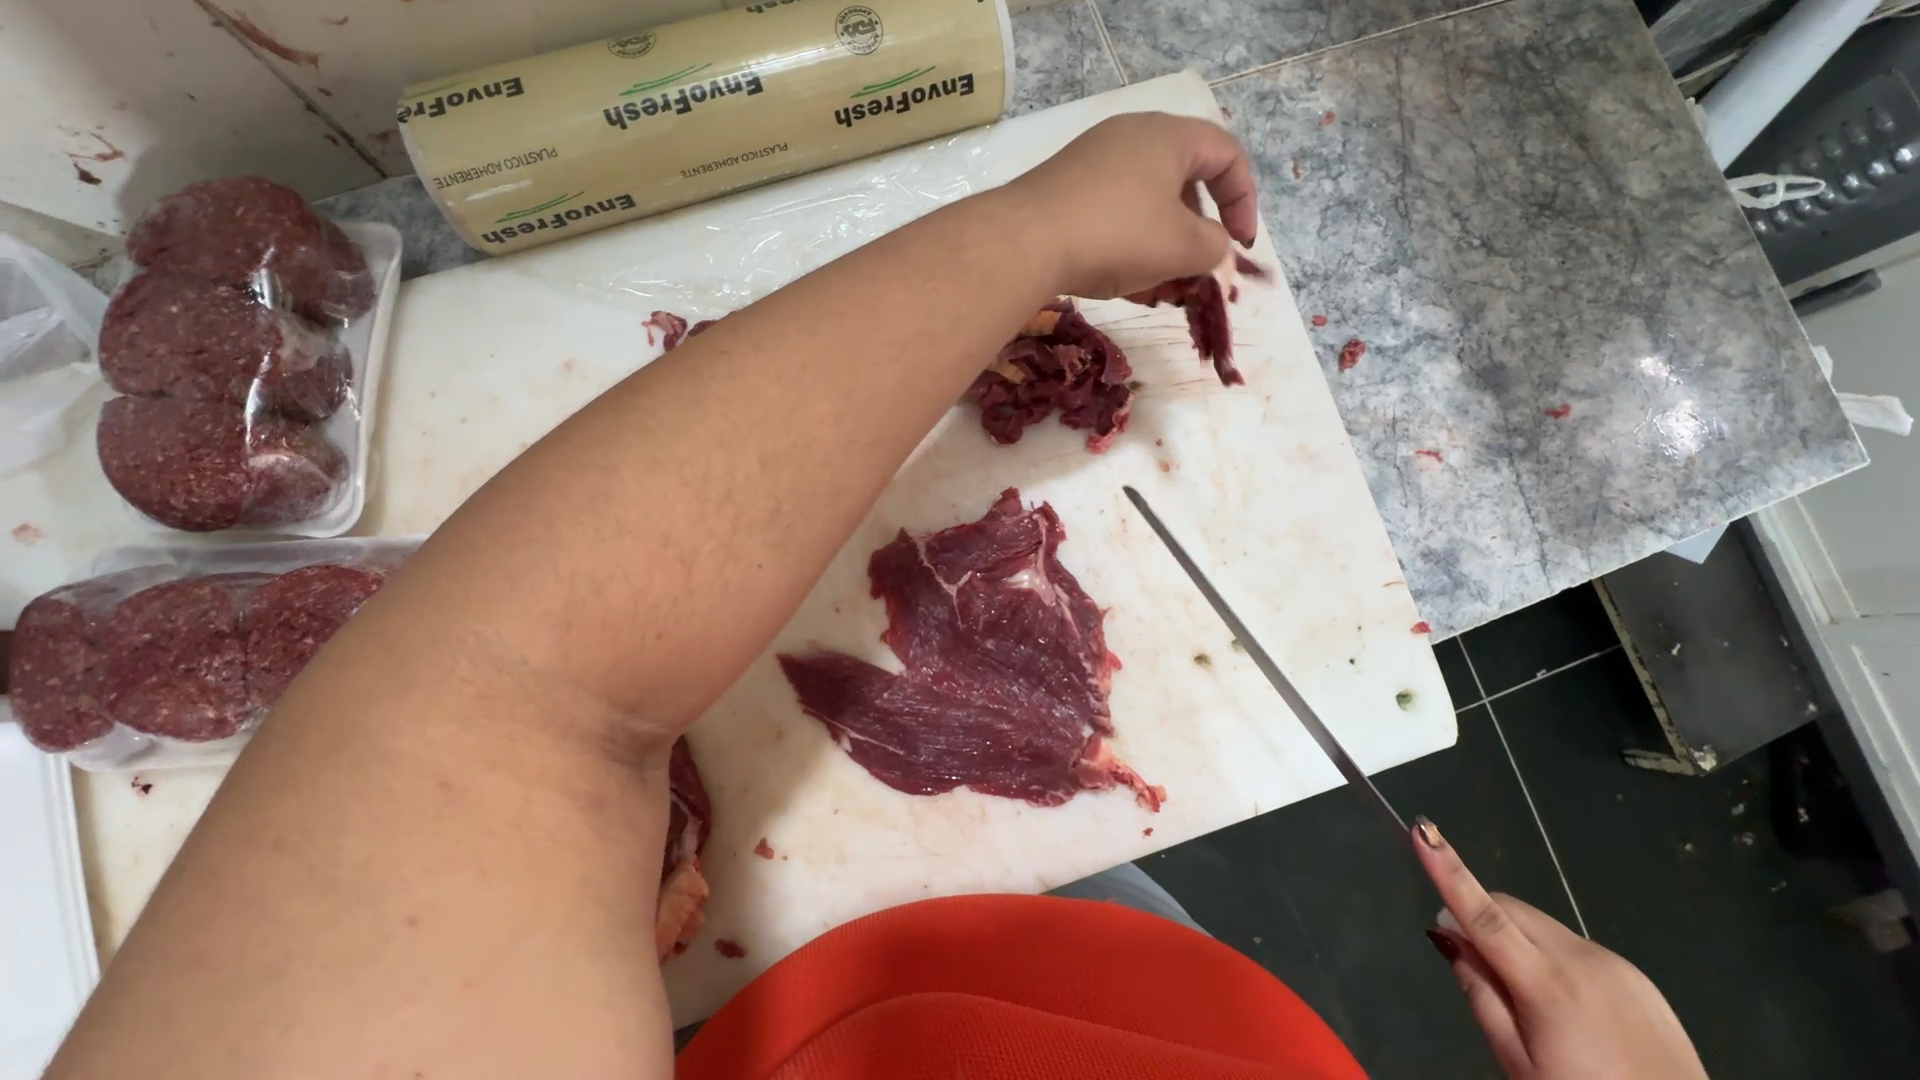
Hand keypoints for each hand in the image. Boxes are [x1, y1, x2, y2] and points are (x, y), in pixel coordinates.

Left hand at [1000, 112, 1258, 299]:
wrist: (1024, 243)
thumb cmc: (1116, 235)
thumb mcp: (1181, 247)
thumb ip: (1214, 247)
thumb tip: (1213, 248)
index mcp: (1168, 136)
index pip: (1226, 154)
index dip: (1243, 201)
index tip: (1240, 245)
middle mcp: (1129, 136)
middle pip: (1183, 179)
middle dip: (1196, 229)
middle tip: (1196, 268)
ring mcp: (1091, 162)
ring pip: (1143, 203)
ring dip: (1160, 245)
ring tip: (1157, 287)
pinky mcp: (1062, 190)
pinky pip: (1110, 214)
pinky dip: (1125, 245)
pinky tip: (1121, 284)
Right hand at [1413, 816, 1707, 1079]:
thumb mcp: (1518, 1062)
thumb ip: (1480, 993)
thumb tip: (1452, 937)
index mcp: (1547, 984)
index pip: (1483, 913)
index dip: (1448, 869)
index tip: (1424, 830)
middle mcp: (1583, 959)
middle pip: (1509, 909)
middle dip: (1480, 919)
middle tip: (1470, 963)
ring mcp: (1616, 964)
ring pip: (1541, 927)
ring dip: (1517, 942)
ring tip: (1529, 1001)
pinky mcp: (1639, 977)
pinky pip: (1575, 948)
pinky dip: (1552, 959)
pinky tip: (1570, 1009)